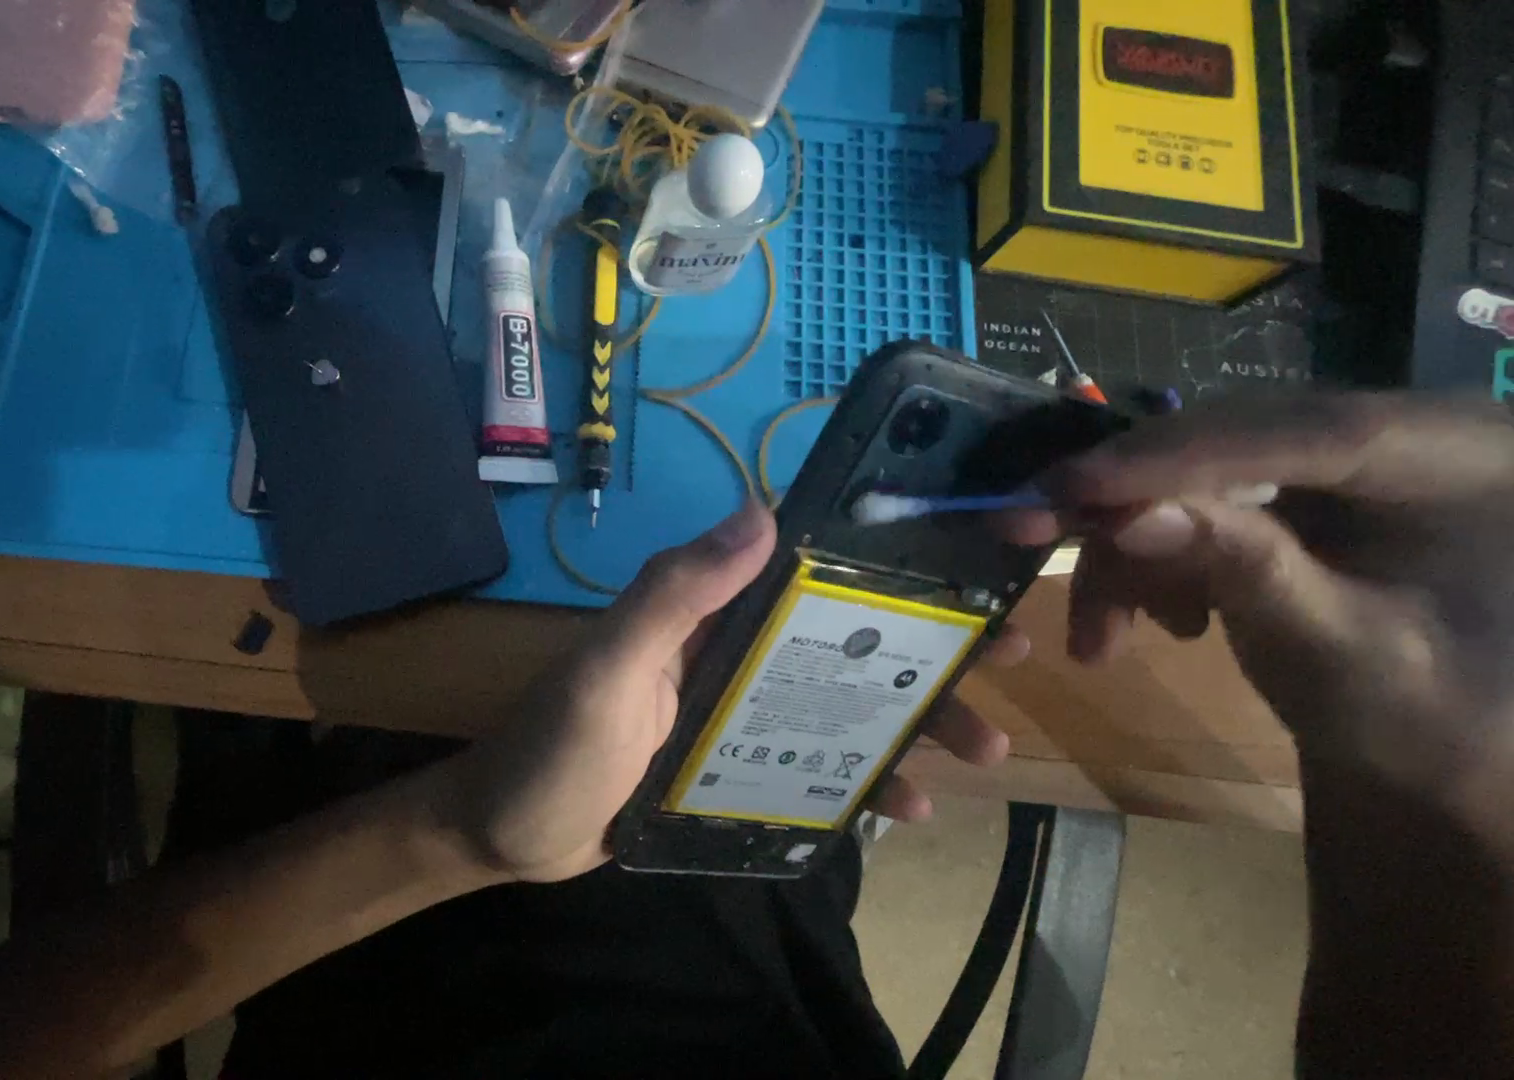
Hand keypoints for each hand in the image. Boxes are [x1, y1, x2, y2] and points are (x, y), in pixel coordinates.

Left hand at [439, 501, 1020, 883]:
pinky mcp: (733, 766)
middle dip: (925, 648)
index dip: (883, 563)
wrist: (511, 836)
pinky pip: (812, 761)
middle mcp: (728, 651)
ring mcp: (734, 712)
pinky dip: (861, 776)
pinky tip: (905, 806)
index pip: (804, 569)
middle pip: (843, 639)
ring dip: (910, 719)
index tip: (966, 568)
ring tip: (980, 749)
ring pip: (840, 703)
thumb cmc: (555, 749)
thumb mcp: (609, 669)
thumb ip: (672, 596)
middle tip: (1011, 660)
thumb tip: (760, 512)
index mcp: (705, 615)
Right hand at [1002, 394, 1513, 819]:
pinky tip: (1154, 624)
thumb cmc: (1430, 722)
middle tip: (1020, 528)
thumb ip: (1245, 572)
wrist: (1444, 755)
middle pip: (1229, 446)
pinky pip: (1186, 507)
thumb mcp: (1342, 654)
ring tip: (1099, 639)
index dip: (1181, 456)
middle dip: (1122, 504)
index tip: (1070, 484)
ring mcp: (1339, 464)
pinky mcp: (1290, 491)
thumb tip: (1125, 516)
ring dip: (1126, 557)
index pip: (1316, 435)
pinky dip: (1146, 566)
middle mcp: (1404, 437)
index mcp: (1474, 459)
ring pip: (1188, 479)